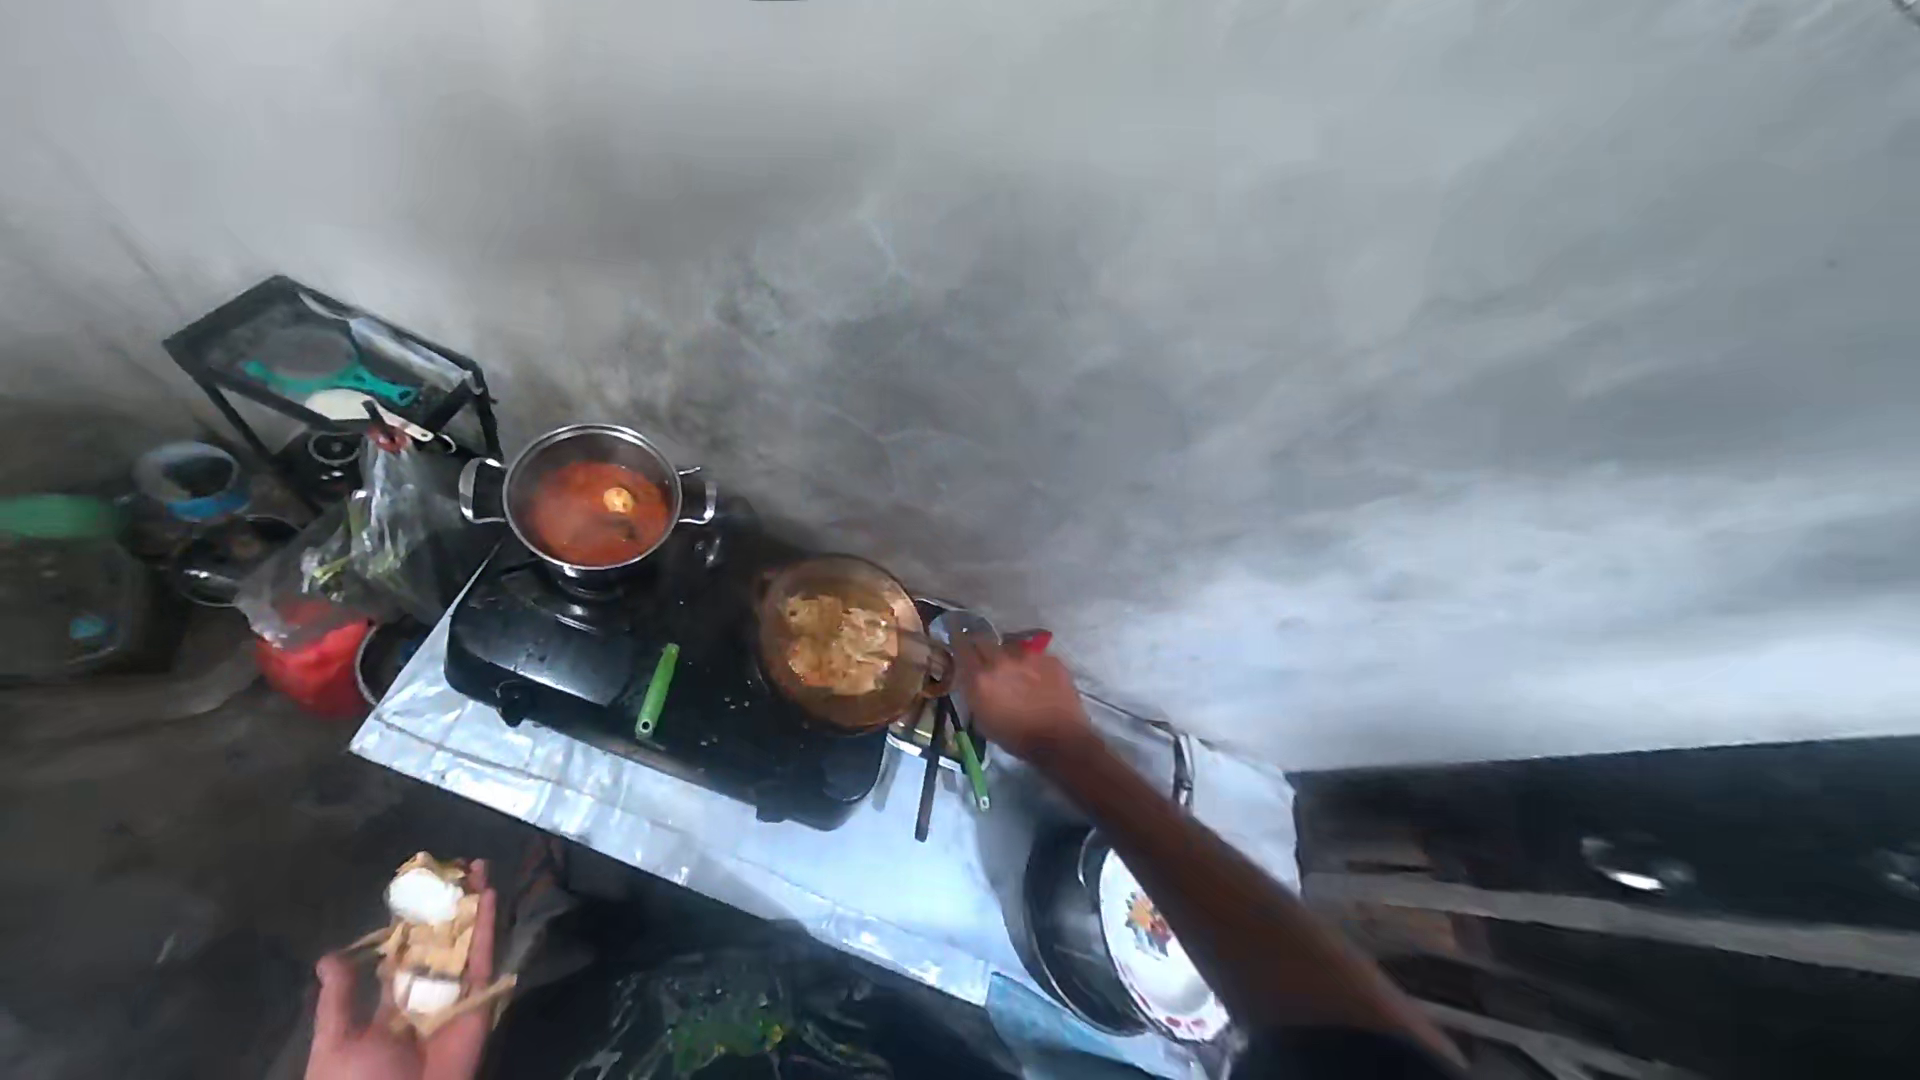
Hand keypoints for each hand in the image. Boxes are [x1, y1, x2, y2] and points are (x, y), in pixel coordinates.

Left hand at [306, 861, 497, 1079]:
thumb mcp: (335, 1045)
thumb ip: (339, 1001)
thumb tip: (329, 957)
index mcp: (390, 999)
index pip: (405, 949)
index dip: (414, 916)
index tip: (421, 883)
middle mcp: (426, 986)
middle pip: (442, 935)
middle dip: (451, 901)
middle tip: (459, 865)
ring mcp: (456, 988)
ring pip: (467, 936)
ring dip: (473, 901)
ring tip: (478, 866)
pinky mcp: (480, 993)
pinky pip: (485, 954)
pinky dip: (488, 924)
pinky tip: (488, 894)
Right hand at [956, 641, 1095, 762]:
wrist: (1060, 740)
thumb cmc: (1017, 737)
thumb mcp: (982, 721)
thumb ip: (973, 693)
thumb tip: (970, 680)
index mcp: (980, 677)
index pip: (961, 647)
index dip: (958, 643)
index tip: (958, 643)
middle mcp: (1001, 660)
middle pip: (983, 641)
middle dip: (981, 648)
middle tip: (984, 659)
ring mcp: (1028, 656)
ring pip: (1009, 646)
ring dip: (1006, 656)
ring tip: (1014, 671)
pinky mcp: (1049, 657)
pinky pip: (1033, 654)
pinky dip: (1030, 663)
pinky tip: (1036, 678)